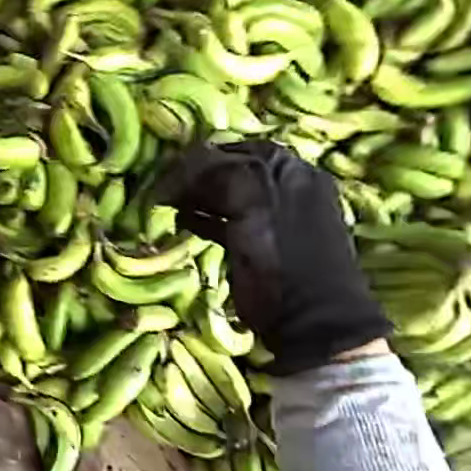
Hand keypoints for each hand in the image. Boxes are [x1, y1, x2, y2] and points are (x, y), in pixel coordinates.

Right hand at [156, 142, 390, 374]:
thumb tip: (185, 164)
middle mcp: (282, 186)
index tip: (163, 173)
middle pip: (227, 170)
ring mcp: (272, 216)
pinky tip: (182, 221)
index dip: (196, 160)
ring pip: (224, 195)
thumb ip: (224, 176)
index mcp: (287, 171)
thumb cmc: (281, 261)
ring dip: (195, 197)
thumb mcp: (253, 205)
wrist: (310, 319)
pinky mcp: (260, 243)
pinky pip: (225, 220)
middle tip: (161, 189)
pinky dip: (202, 218)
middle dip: (193, 177)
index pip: (232, 151)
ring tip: (167, 205)